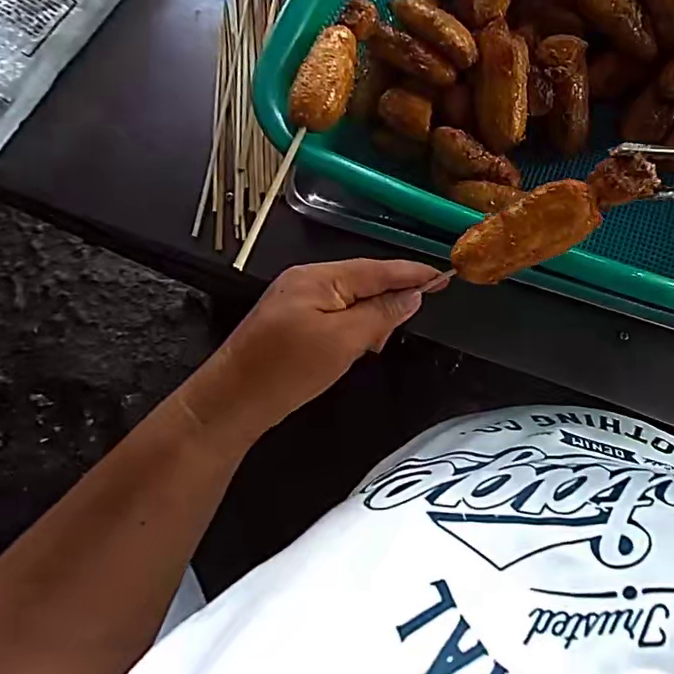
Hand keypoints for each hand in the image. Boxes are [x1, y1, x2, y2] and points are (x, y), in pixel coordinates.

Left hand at [177, 258, 444, 444]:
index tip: (445, 275)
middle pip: (365, 280)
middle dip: (392, 297)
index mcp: (319, 277)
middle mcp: (306, 279)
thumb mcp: (344, 341)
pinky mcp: (291, 319)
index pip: (379, 269)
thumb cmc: (287, 371)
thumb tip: (414, 295)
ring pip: (352, 297)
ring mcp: (296, 298)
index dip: (414, 273)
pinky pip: (336, 312)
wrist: (229, 404)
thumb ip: (383, 313)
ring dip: (372, 315)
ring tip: (378, 343)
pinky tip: (359, 343)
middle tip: (409, 323)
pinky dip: (354, 325)